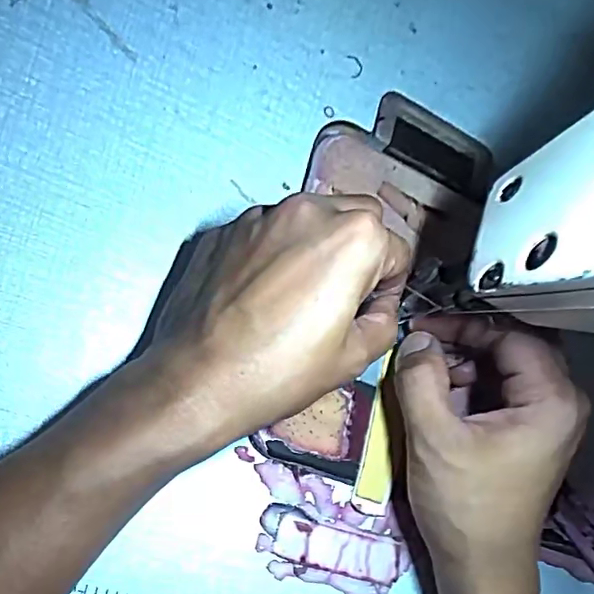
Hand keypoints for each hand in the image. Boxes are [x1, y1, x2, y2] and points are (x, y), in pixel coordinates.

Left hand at [136, 194, 411, 451]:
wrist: (197, 382)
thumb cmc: (276, 374)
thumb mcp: (352, 360)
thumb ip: (383, 323)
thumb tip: (378, 310)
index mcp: (353, 237)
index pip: (396, 250)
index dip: (388, 288)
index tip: (367, 314)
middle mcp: (307, 211)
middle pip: (356, 218)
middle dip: (358, 254)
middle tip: (338, 302)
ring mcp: (259, 217)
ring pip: (307, 221)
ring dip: (313, 250)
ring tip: (292, 303)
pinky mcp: (223, 231)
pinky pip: (264, 235)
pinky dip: (271, 256)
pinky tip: (257, 301)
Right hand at [393, 316, 588, 585]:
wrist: (481, 567)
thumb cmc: (464, 507)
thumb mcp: (433, 438)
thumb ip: (421, 378)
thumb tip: (417, 338)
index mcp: (553, 398)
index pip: (513, 334)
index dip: (465, 325)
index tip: (423, 328)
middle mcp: (562, 404)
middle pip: (515, 348)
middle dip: (465, 344)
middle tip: (424, 349)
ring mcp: (548, 422)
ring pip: (506, 372)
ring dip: (465, 367)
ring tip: (426, 379)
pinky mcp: (529, 438)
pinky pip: (502, 396)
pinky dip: (470, 390)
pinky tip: (440, 401)